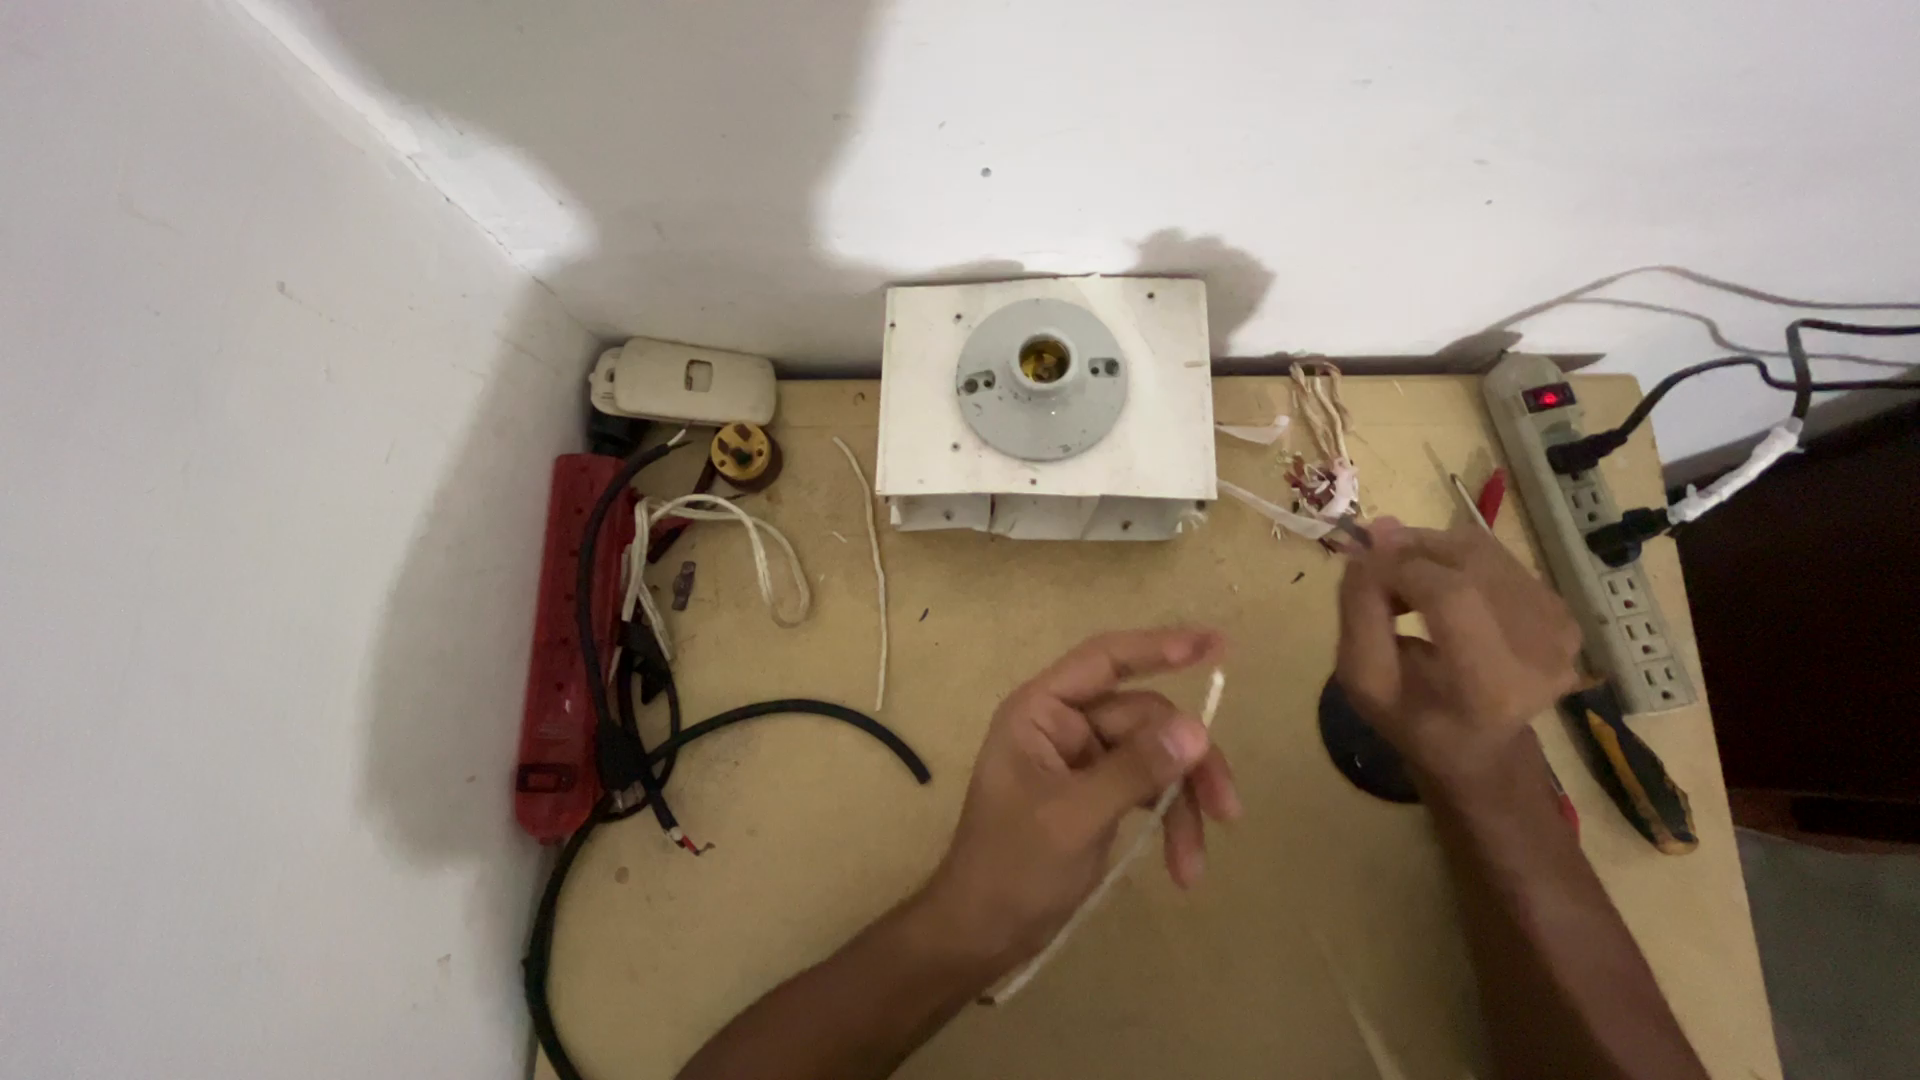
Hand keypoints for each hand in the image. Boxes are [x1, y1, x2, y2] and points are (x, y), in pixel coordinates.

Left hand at [916, 627, 1239, 971]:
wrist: (984, 932)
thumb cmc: (1013, 866)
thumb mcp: (1076, 816)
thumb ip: (1135, 769)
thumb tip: (1196, 730)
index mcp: (1041, 711)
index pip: (1105, 660)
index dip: (1159, 646)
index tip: (1217, 644)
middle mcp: (1062, 724)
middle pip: (1145, 718)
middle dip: (1187, 764)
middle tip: (1228, 811)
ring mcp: (1082, 759)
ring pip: (1155, 755)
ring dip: (1182, 803)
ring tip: (1194, 864)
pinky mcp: (1097, 792)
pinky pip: (1148, 787)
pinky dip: (1169, 820)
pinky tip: (1181, 867)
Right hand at [1336, 518, 1582, 786]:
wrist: (1477, 748)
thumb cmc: (1410, 718)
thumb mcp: (1363, 680)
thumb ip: (1360, 615)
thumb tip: (1366, 549)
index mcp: (1490, 686)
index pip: (1449, 596)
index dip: (1398, 567)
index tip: (1360, 565)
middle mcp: (1541, 654)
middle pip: (1469, 563)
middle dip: (1410, 551)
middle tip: (1373, 567)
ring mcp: (1561, 631)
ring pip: (1481, 551)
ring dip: (1429, 551)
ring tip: (1401, 581)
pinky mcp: (1564, 614)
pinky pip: (1497, 559)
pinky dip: (1454, 559)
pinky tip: (1433, 586)